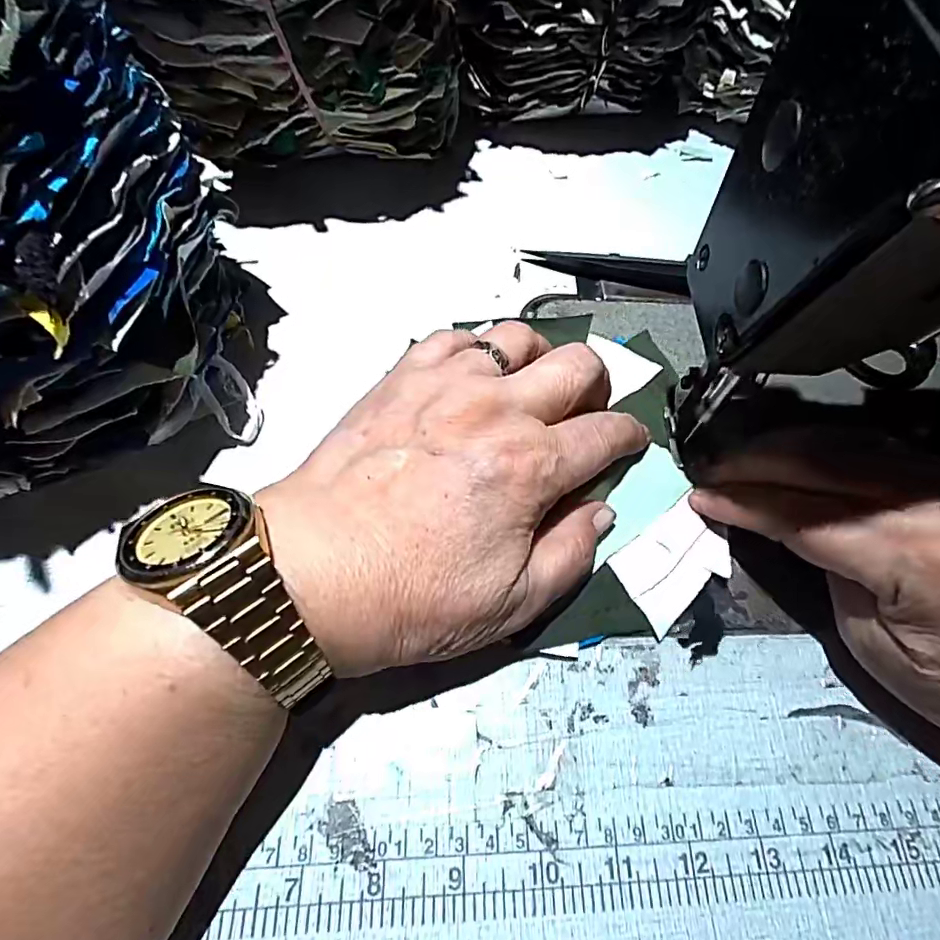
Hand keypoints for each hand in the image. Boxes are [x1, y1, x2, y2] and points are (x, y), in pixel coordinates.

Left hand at [258, 323, 647, 677]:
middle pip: (580, 365)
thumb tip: (598, 510)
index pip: (608, 432)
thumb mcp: (515, 602)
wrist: (308, 577)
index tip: (630, 442)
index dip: (631, 436)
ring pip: (521, 337)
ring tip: (532, 394)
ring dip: (543, 362)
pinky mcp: (402, 378)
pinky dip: (480, 353)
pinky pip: (458, 337)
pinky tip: (475, 383)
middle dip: (600, 388)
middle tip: (586, 417)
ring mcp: (447, 385)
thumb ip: (573, 552)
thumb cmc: (413, 598)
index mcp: (532, 466)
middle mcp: (497, 410)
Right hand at [690, 429, 939, 789]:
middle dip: (760, 461)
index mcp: (921, 559)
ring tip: (743, 459)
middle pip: (828, 463)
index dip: (747, 502)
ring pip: (854, 445)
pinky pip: (885, 452)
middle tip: (711, 469)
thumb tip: (789, 525)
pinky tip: (800, 457)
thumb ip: (833, 572)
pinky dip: (831, 452)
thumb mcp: (876, 650)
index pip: (809, 515)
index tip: (701, 494)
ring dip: (791, 447)